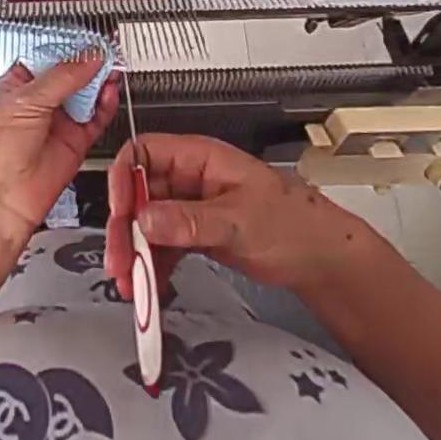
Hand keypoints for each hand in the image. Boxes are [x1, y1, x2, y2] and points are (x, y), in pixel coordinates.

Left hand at [0, 50, 120, 247]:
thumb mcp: (24, 102)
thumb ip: (61, 77)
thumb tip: (88, 58)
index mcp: (18, 85)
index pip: (49, 56)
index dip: (69, 47)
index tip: (87, 40)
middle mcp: (39, 102)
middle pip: (72, 73)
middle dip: (88, 62)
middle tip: (105, 51)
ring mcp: (58, 121)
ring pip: (87, 94)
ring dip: (100, 81)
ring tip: (111, 69)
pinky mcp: (75, 141)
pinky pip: (96, 117)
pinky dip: (106, 104)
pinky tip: (109, 91)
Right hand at [104, 134, 381, 295]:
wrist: (321, 257)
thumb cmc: (293, 222)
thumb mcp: (239, 219)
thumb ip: (190, 220)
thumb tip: (145, 219)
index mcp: (200, 157)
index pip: (145, 152)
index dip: (125, 177)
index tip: (119, 211)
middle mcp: (190, 178)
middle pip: (140, 193)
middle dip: (125, 227)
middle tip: (120, 262)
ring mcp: (191, 207)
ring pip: (147, 222)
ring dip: (135, 252)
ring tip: (132, 285)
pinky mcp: (195, 233)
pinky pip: (163, 245)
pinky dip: (153, 265)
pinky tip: (152, 287)